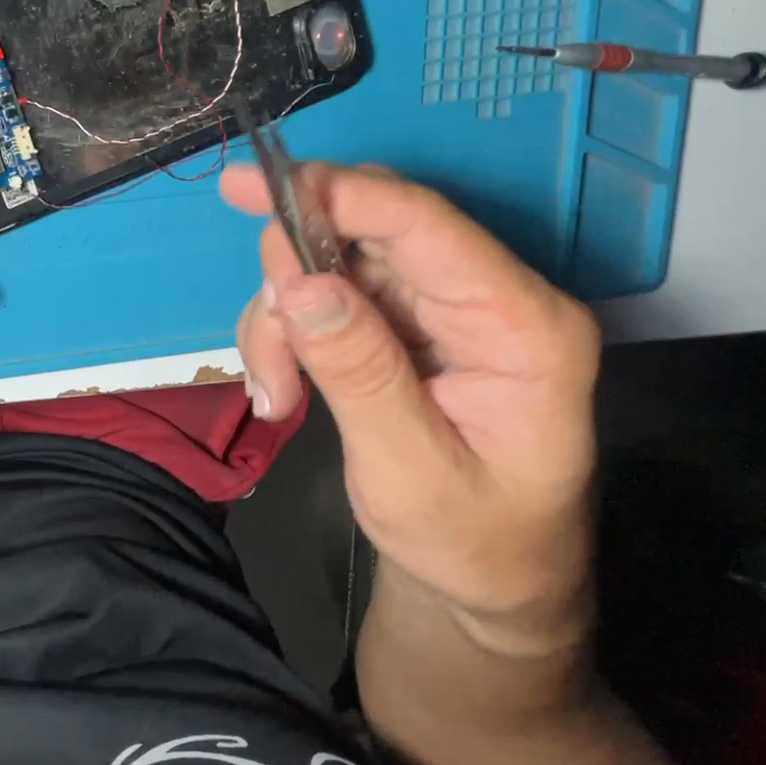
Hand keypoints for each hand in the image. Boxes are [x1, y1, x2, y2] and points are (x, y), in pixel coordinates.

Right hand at [223, 163, 599, 654]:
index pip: (422, 224)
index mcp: (518, 324)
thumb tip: (299, 284)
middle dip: (292, 277)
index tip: (247, 184)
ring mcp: (432, 305)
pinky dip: (281, 333)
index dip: (333, 192)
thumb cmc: (471, 540)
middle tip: (269, 349)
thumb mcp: (410, 472)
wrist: (483, 580)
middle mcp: (478, 296)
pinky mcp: (393, 320)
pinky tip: (280, 388)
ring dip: (279, 319)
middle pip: (360, 229)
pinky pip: (314, 294)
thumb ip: (359, 373)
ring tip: (276, 392)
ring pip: (323, 261)